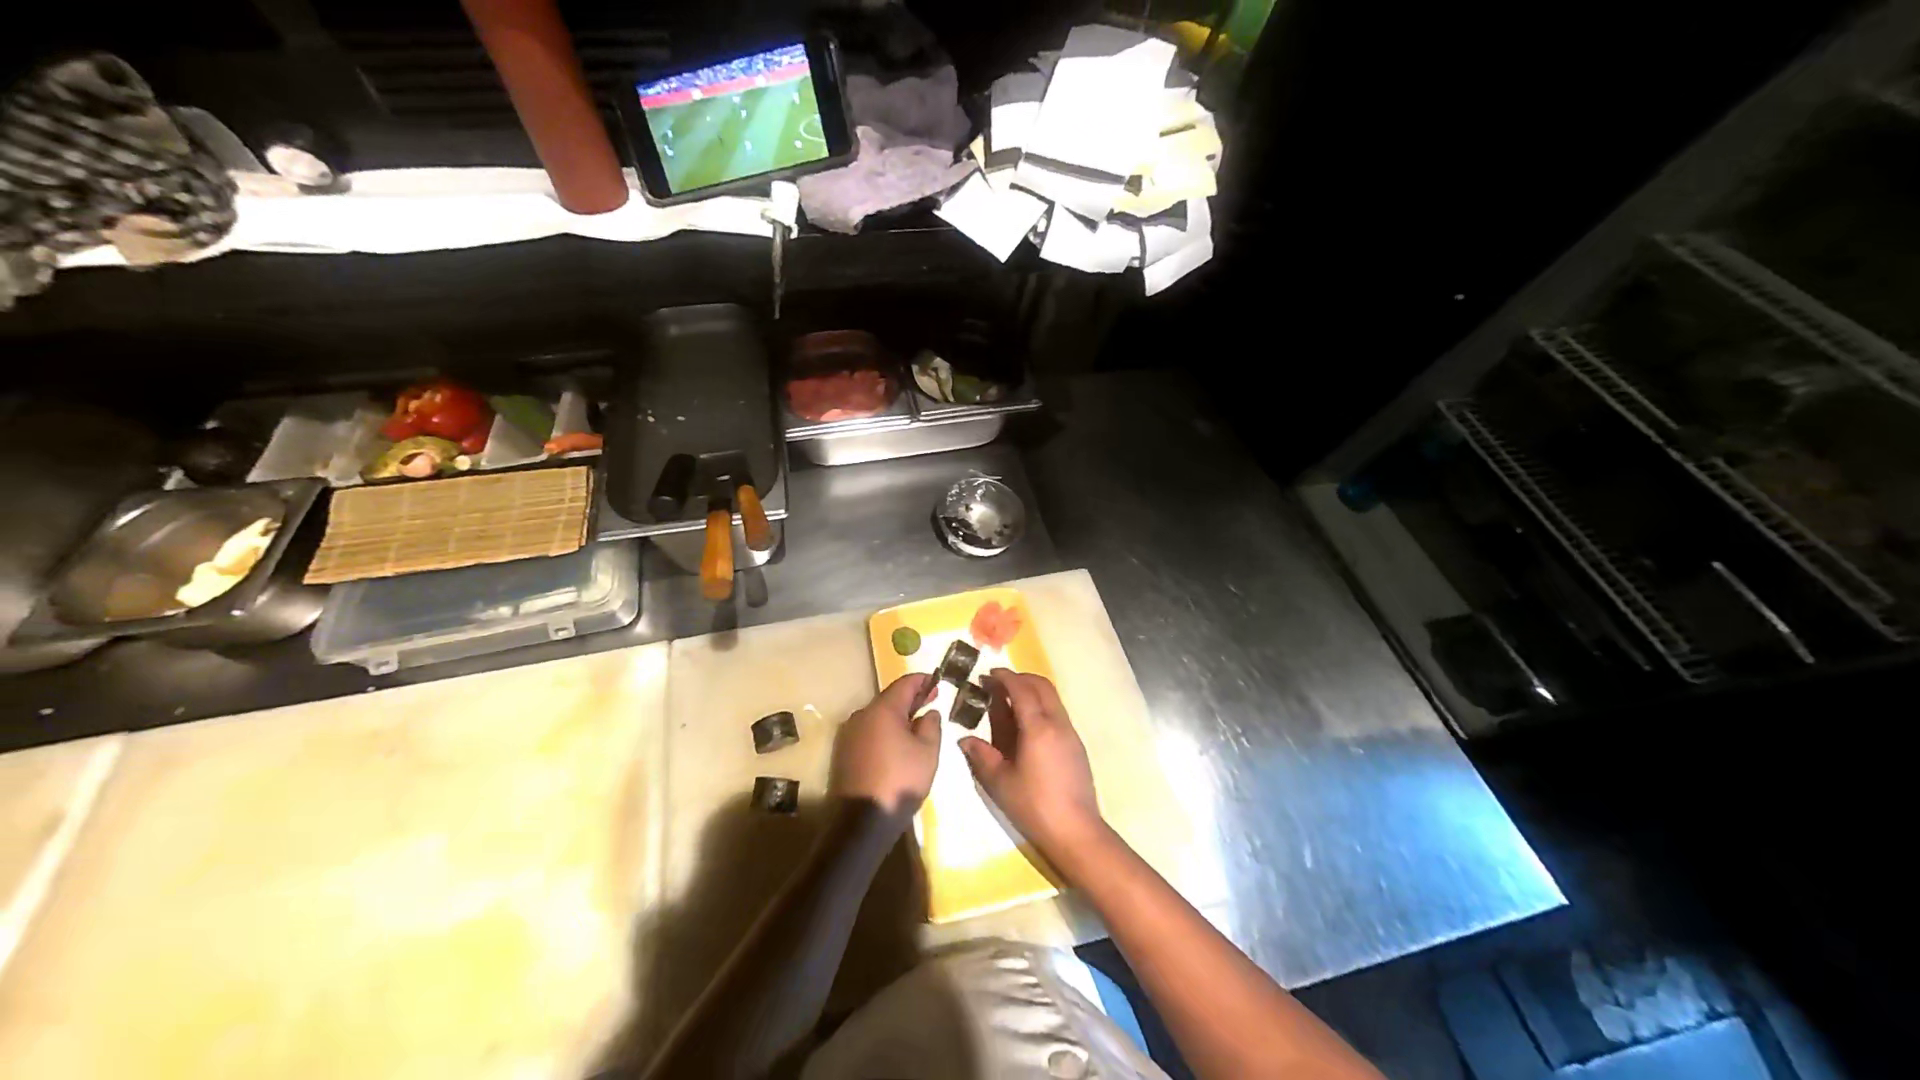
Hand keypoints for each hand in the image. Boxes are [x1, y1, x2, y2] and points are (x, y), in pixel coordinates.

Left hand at [830, 673, 941, 816]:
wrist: (863, 821)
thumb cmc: (901, 781)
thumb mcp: (927, 752)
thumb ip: (931, 726)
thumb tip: (928, 712)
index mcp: (882, 710)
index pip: (904, 684)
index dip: (922, 681)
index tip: (937, 684)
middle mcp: (861, 715)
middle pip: (888, 699)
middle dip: (910, 700)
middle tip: (929, 705)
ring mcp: (848, 734)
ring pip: (877, 717)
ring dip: (896, 717)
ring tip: (915, 728)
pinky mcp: (843, 752)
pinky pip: (868, 732)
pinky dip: (883, 732)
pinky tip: (896, 746)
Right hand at [960, 670, 1105, 857]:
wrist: (1076, 831)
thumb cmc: (1034, 805)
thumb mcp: (1000, 782)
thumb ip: (982, 756)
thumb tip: (966, 740)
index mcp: (1038, 727)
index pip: (1021, 689)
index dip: (1004, 677)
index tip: (988, 674)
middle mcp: (1058, 723)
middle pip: (1042, 686)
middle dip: (1020, 678)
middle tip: (998, 684)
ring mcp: (1071, 733)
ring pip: (1052, 698)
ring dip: (1032, 691)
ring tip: (1009, 703)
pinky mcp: (1076, 746)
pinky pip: (1057, 713)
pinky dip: (1041, 707)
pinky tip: (1026, 726)